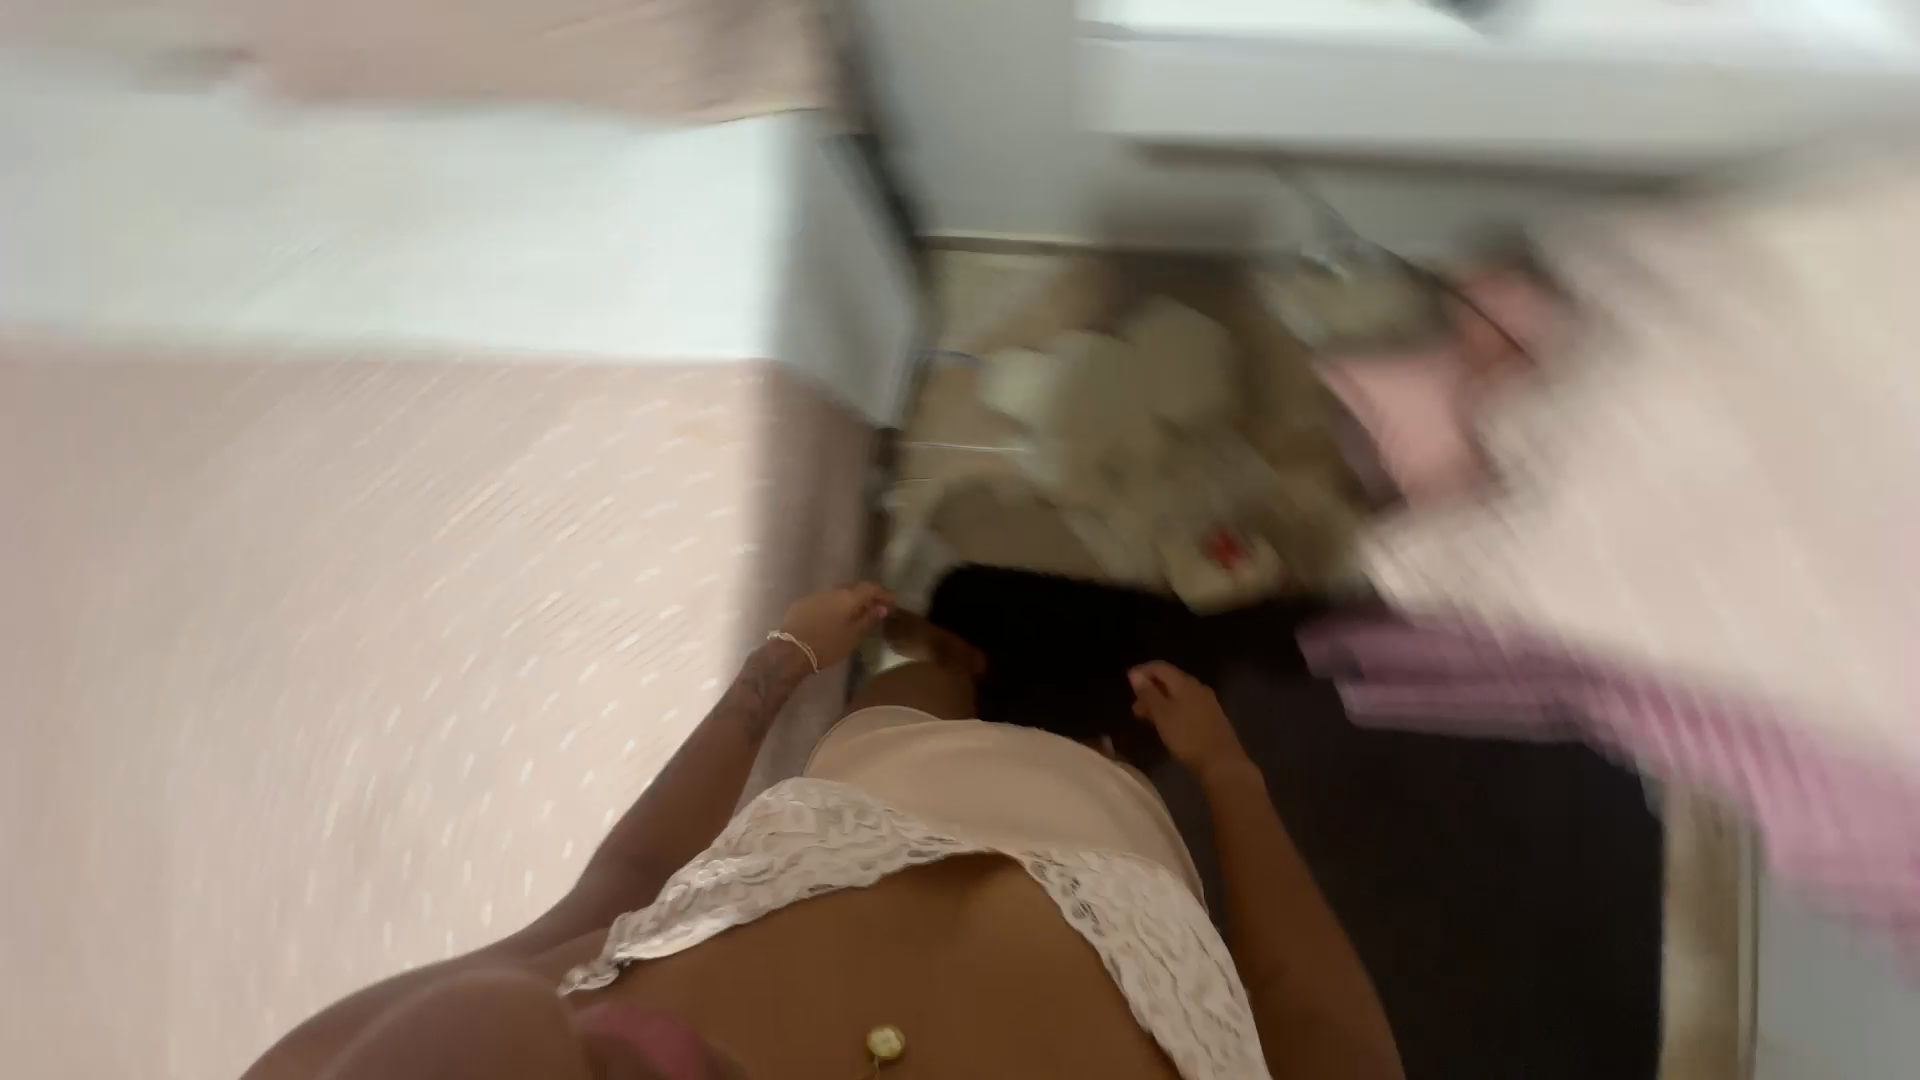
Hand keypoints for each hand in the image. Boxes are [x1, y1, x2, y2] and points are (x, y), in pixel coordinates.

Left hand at [778, 582, 892, 670]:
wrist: (792, 651)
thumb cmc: (828, 645)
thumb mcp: (853, 635)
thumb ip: (868, 619)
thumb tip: (882, 608)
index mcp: (849, 597)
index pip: (871, 588)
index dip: (883, 594)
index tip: (891, 603)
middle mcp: (834, 590)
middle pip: (855, 587)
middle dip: (867, 595)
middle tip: (875, 607)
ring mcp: (817, 595)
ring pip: (838, 592)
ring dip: (849, 599)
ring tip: (855, 613)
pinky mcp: (803, 602)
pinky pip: (825, 599)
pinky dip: (834, 604)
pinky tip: (834, 617)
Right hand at [1129, 661, 1249, 777]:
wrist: (1222, 763)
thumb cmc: (1187, 736)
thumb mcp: (1161, 714)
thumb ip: (1147, 693)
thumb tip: (1134, 674)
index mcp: (1184, 682)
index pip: (1159, 666)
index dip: (1141, 671)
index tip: (1127, 683)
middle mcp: (1197, 687)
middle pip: (1169, 680)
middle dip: (1149, 690)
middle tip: (1135, 707)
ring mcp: (1206, 703)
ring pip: (1177, 695)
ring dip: (1159, 702)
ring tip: (1147, 719)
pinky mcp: (1211, 717)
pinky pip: (1186, 706)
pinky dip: (1172, 710)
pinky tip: (1166, 725)